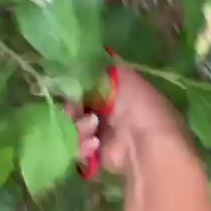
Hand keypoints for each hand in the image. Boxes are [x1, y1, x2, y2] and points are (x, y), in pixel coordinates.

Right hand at [76, 69, 195, 178]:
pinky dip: (81, 145)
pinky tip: (94, 144)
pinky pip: (74, 146)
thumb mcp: (125, 77)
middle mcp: (107, 113)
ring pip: (72, 126)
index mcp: (117, 93)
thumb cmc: (139, 108)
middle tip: (73, 109)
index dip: (74, 85)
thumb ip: (104, 67)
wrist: (145, 147)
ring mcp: (98, 134)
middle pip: (75, 107)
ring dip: (79, 127)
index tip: (66, 84)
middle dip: (71, 108)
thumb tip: (86, 57)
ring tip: (92, 129)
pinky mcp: (93, 153)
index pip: (86, 86)